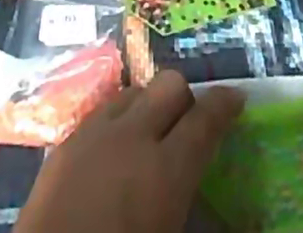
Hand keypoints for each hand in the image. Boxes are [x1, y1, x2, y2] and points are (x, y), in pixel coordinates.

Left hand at [15, 70, 243, 232]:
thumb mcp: (170, 230)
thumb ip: (194, 211)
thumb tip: (221, 207)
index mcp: (166, 170)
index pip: (205, 119)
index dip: (225, 104)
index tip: (237, 98)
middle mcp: (132, 137)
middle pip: (169, 85)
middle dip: (186, 97)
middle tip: (191, 125)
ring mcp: (94, 133)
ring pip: (134, 91)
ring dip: (150, 106)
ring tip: (151, 137)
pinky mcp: (65, 141)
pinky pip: (103, 112)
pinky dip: (119, 122)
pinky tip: (115, 153)